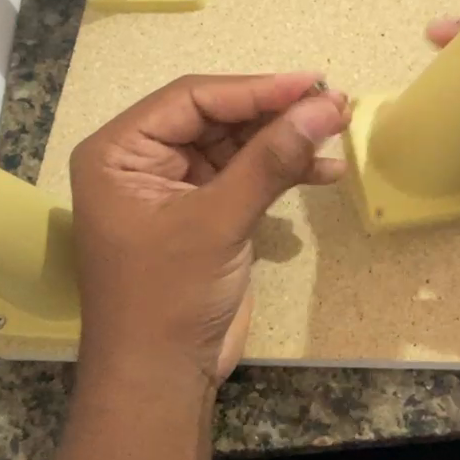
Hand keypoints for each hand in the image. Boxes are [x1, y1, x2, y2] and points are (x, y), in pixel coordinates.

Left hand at [68, 73, 350, 387]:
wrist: (162, 376)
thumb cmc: (170, 296)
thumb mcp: (218, 220)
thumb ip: (271, 160)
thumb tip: (325, 107)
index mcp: (120, 151)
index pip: (193, 99)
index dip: (257, 89)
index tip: (314, 84)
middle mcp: (144, 161)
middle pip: (218, 118)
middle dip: (276, 113)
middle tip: (335, 104)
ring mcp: (177, 189)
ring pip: (238, 147)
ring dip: (286, 142)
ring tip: (339, 130)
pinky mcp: (206, 216)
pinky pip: (247, 179)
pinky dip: (284, 175)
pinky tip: (325, 172)